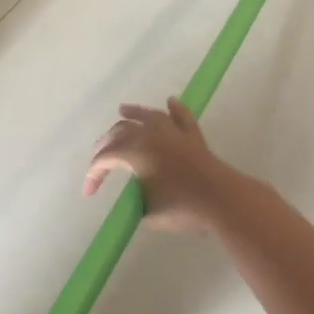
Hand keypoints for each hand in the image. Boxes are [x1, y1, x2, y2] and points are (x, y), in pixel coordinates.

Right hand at [84, 98, 239, 231]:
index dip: (93, 174)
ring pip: (149, 116)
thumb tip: (133, 198)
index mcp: (135, 152)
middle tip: (97, 157)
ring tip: (122, 110)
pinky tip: (170, 102)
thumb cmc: (182, 209)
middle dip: (105, 144)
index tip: (89, 191)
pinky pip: (182, 117)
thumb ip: (133, 201)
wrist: (224, 202)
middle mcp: (151, 136)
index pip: (105, 159)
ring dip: (133, 113)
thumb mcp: (146, 212)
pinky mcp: (194, 138)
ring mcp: (174, 134)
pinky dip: (174, 109)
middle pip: (121, 132)